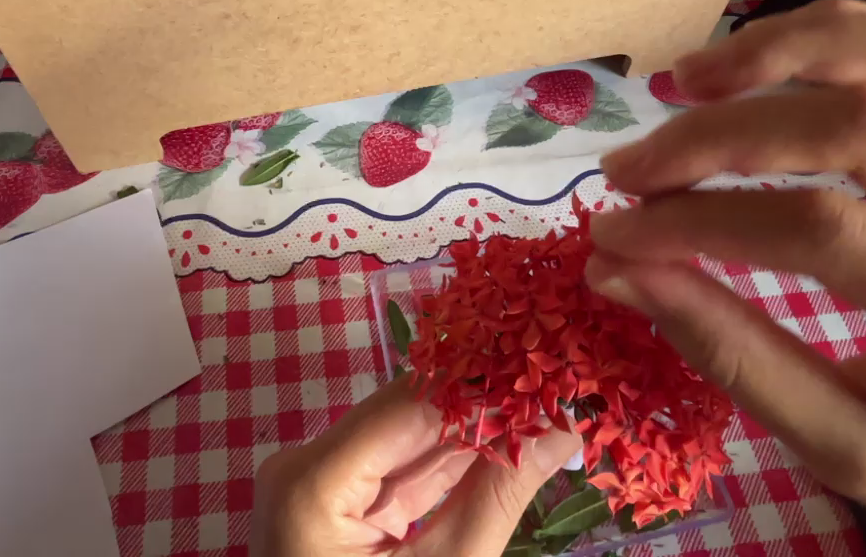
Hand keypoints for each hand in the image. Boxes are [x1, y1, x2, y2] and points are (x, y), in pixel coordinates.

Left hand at [250, 376, 579, 556]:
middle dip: (481, 401)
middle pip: (405, 413)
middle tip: (549, 383)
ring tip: (535, 402)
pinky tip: (499, 436)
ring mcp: (314, 481)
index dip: (480, 383)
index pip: (410, 405)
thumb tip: (561, 427)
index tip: (541, 366)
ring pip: (404, 436)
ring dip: (471, 425)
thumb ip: (498, 495)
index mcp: (314, 482)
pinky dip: (447, 459)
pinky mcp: (332, 500)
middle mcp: (304, 464)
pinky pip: (396, 468)